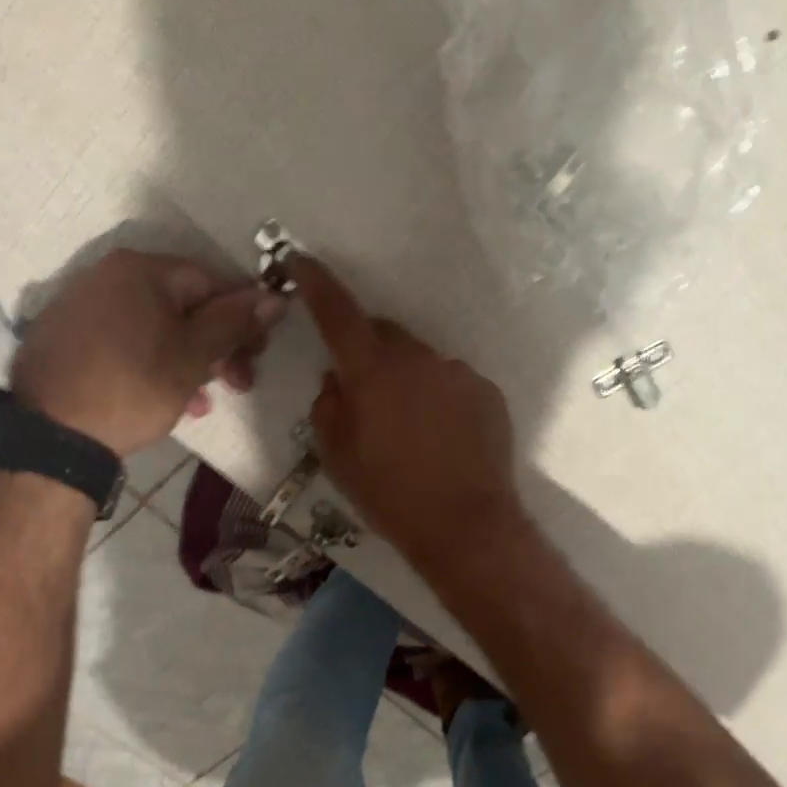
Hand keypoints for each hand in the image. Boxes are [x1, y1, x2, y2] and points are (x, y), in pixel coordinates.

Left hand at [11, 248, 286, 457]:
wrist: (53, 433)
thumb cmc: (134, 387)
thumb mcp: (194, 356)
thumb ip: (235, 323)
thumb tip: (274, 297)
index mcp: (141, 270)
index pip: (212, 282)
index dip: (243, 319)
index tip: (258, 356)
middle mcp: (107, 275)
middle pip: (183, 305)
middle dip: (217, 346)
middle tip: (239, 385)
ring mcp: (82, 306)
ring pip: (156, 328)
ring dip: (189, 363)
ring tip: (203, 402)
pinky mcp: (67, 338)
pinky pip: (126, 343)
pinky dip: (154, 366)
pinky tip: (171, 401)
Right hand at [291, 256, 527, 570]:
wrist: (466, 526)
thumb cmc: (390, 495)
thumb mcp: (337, 457)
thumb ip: (328, 406)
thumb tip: (337, 380)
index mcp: (371, 370)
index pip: (337, 312)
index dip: (315, 283)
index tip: (299, 260)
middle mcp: (417, 358)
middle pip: (383, 336)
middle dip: (367, 352)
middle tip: (363, 394)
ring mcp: (457, 372)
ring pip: (420, 362)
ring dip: (407, 380)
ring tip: (409, 430)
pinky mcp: (487, 392)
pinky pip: (452, 383)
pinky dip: (439, 399)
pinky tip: (442, 438)